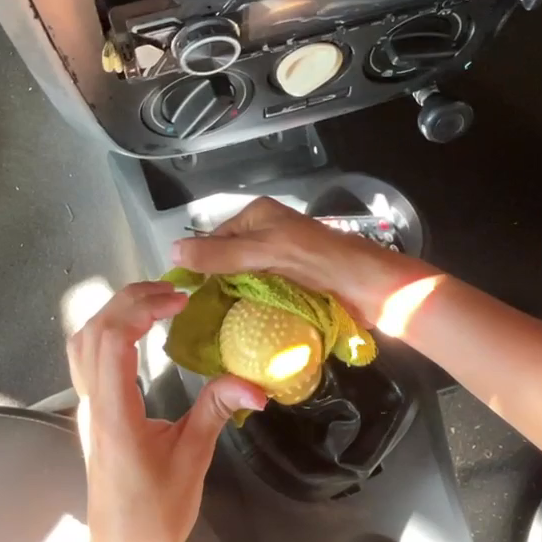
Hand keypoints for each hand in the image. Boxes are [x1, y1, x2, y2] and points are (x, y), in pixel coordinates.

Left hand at [66, 282, 267, 541]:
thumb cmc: (156, 514)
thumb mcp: (193, 459)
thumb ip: (217, 411)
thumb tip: (255, 385)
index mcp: (114, 413)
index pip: (113, 340)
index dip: (143, 308)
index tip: (181, 300)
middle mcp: (92, 404)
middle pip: (93, 331)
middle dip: (131, 299)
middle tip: (174, 292)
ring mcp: (86, 407)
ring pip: (83, 341)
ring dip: (115, 311)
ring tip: (156, 302)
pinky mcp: (91, 413)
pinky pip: (86, 357)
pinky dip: (108, 329)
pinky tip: (137, 330)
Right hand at [171, 198, 429, 327]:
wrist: (368, 287)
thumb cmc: (318, 261)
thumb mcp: (264, 252)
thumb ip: (220, 254)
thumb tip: (173, 250)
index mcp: (258, 216)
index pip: (214, 239)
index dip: (200, 264)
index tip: (184, 297)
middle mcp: (266, 233)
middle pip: (227, 260)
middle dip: (216, 285)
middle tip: (198, 317)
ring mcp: (279, 259)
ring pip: (242, 279)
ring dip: (233, 299)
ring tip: (214, 325)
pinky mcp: (291, 283)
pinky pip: (260, 293)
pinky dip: (251, 307)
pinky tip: (241, 324)